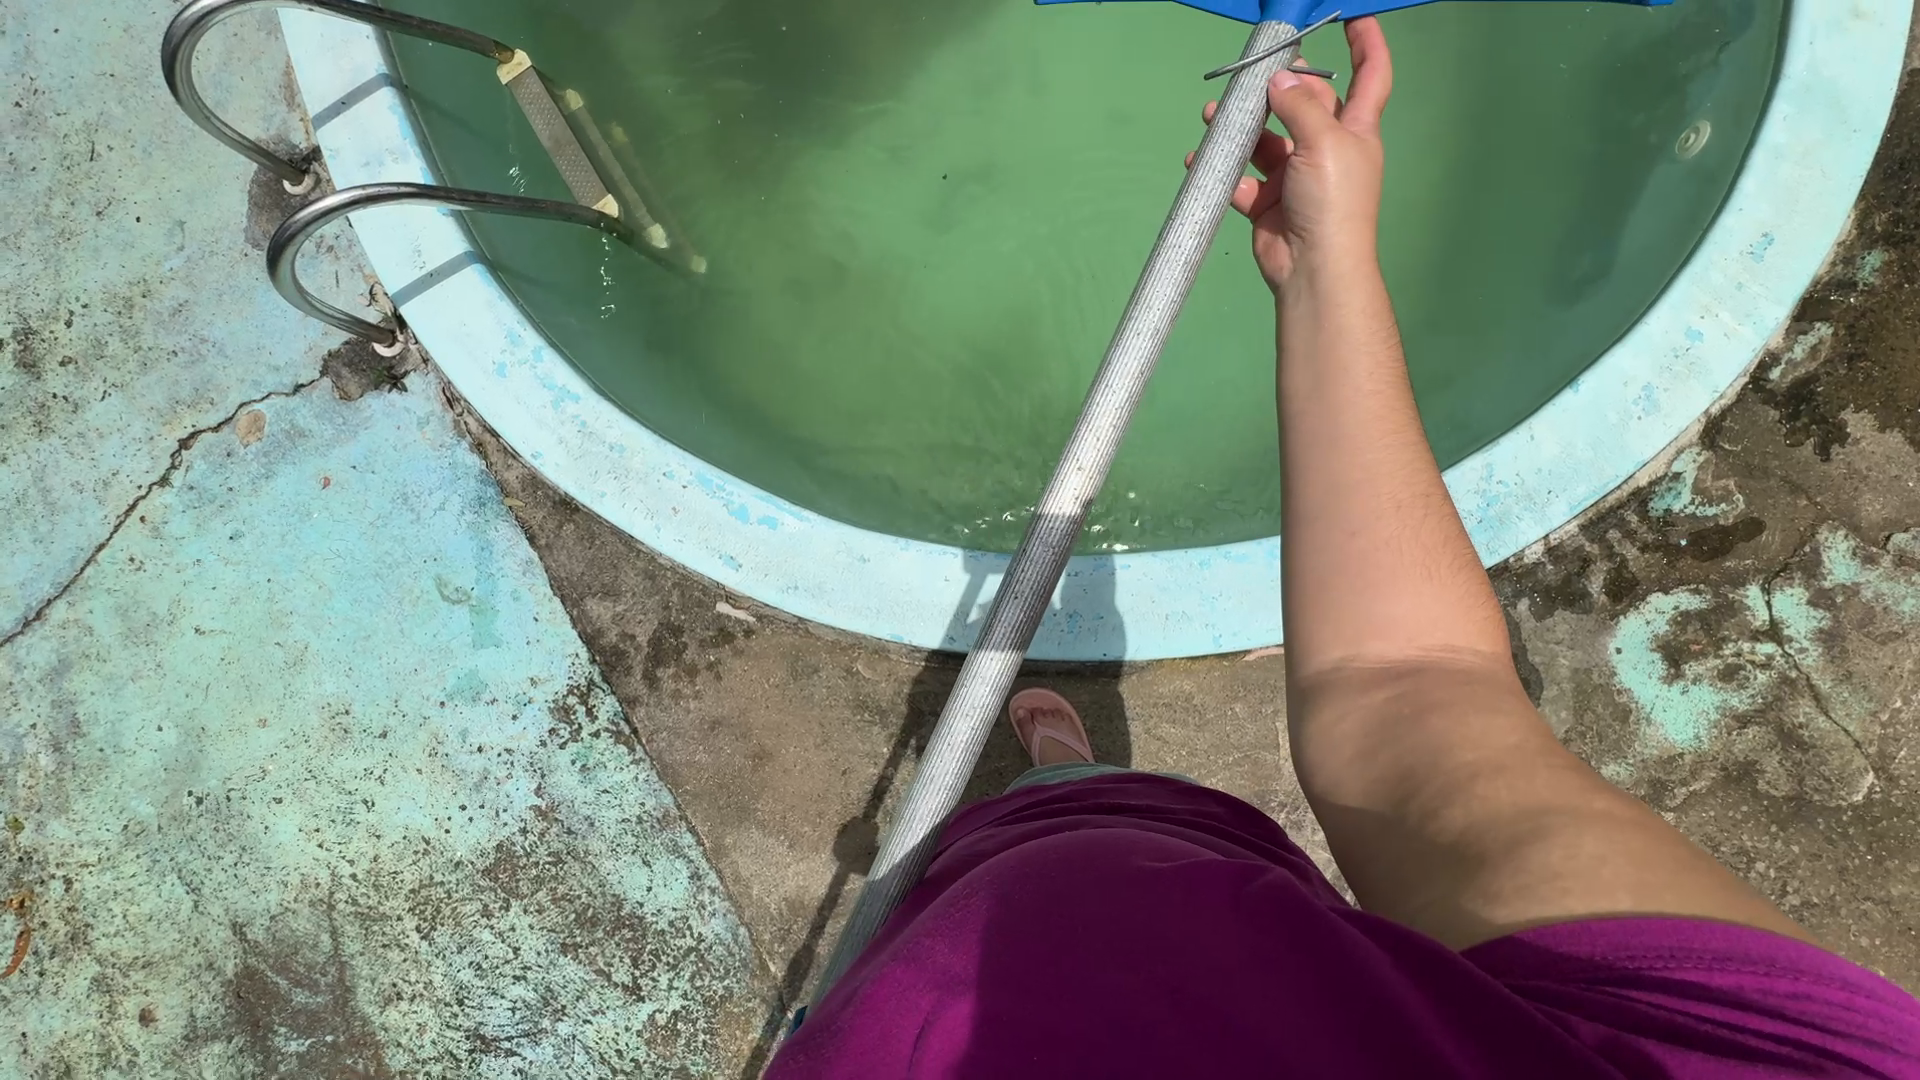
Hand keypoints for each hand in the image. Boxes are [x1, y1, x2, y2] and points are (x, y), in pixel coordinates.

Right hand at [1193, 17, 1392, 290]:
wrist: (1312, 266)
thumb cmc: (1333, 201)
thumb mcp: (1324, 142)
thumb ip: (1298, 106)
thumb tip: (1278, 78)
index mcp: (1354, 130)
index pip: (1371, 75)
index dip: (1366, 43)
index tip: (1352, 17)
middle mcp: (1325, 149)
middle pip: (1303, 105)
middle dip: (1279, 87)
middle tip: (1250, 75)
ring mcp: (1294, 177)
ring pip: (1265, 142)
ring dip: (1240, 129)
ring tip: (1212, 116)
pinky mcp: (1267, 204)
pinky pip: (1241, 180)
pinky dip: (1222, 171)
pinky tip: (1201, 160)